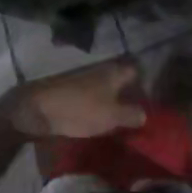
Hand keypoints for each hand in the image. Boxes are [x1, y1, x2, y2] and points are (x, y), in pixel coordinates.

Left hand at [6, 60, 147, 138]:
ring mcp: (84, 79)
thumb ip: (131, 114)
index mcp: (113, 72)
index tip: (152, 101)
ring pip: (107, 87)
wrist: (39, 109)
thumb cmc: (80, 109)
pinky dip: (100, 105)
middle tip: (140, 115)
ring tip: (124, 122)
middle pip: (121, 79)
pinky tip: (102, 120)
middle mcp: (100, 71)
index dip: (145, 83)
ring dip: (115, 101)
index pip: (135, 70)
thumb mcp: (111, 116)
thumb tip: (145, 114)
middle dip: (130, 94)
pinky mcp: (72, 91)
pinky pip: (94, 96)